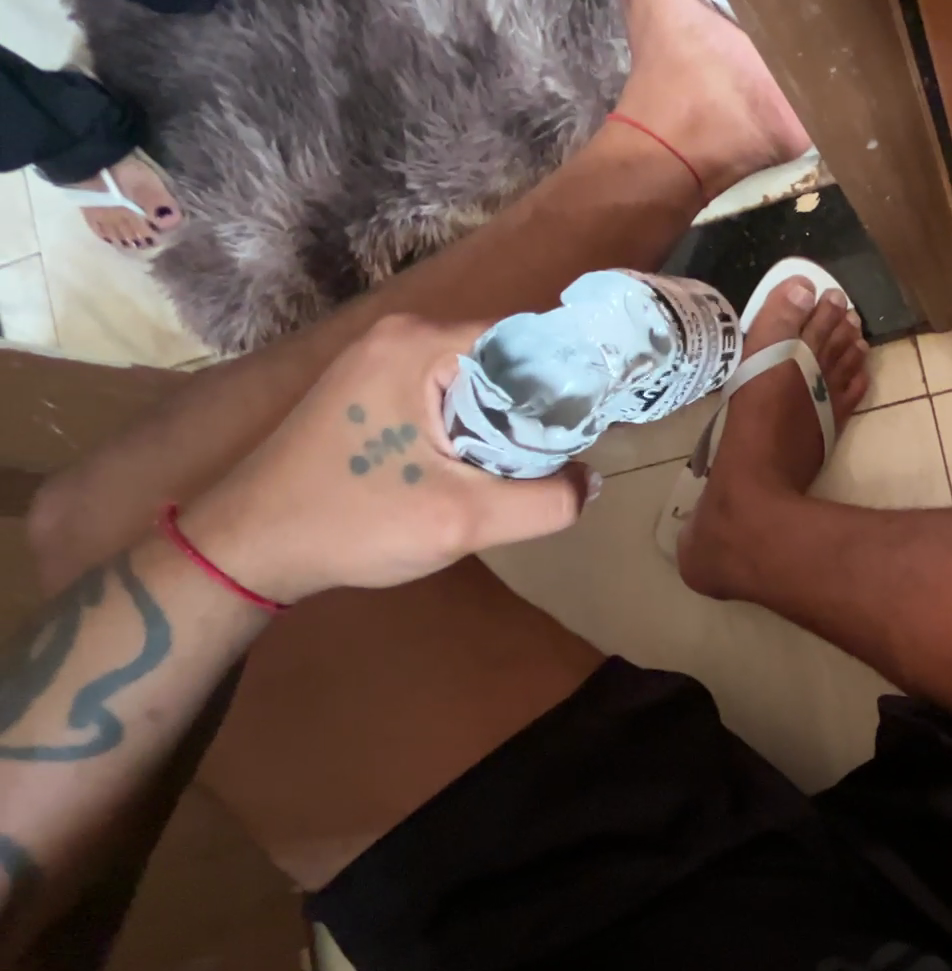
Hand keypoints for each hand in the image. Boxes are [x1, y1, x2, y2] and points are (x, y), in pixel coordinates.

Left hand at [176, 315, 597, 603]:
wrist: (249, 547)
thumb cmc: (354, 523)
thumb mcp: (467, 520)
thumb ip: (549, 501)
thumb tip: (591, 481)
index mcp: (421, 346)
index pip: (532, 343)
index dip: (573, 383)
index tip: (597, 428)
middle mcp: (404, 337)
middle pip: (510, 360)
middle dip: (545, 409)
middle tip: (565, 459)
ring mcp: (385, 361)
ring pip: (486, 382)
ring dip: (515, 423)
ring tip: (533, 469)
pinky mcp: (378, 390)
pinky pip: (457, 396)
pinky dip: (484, 427)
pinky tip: (489, 467)